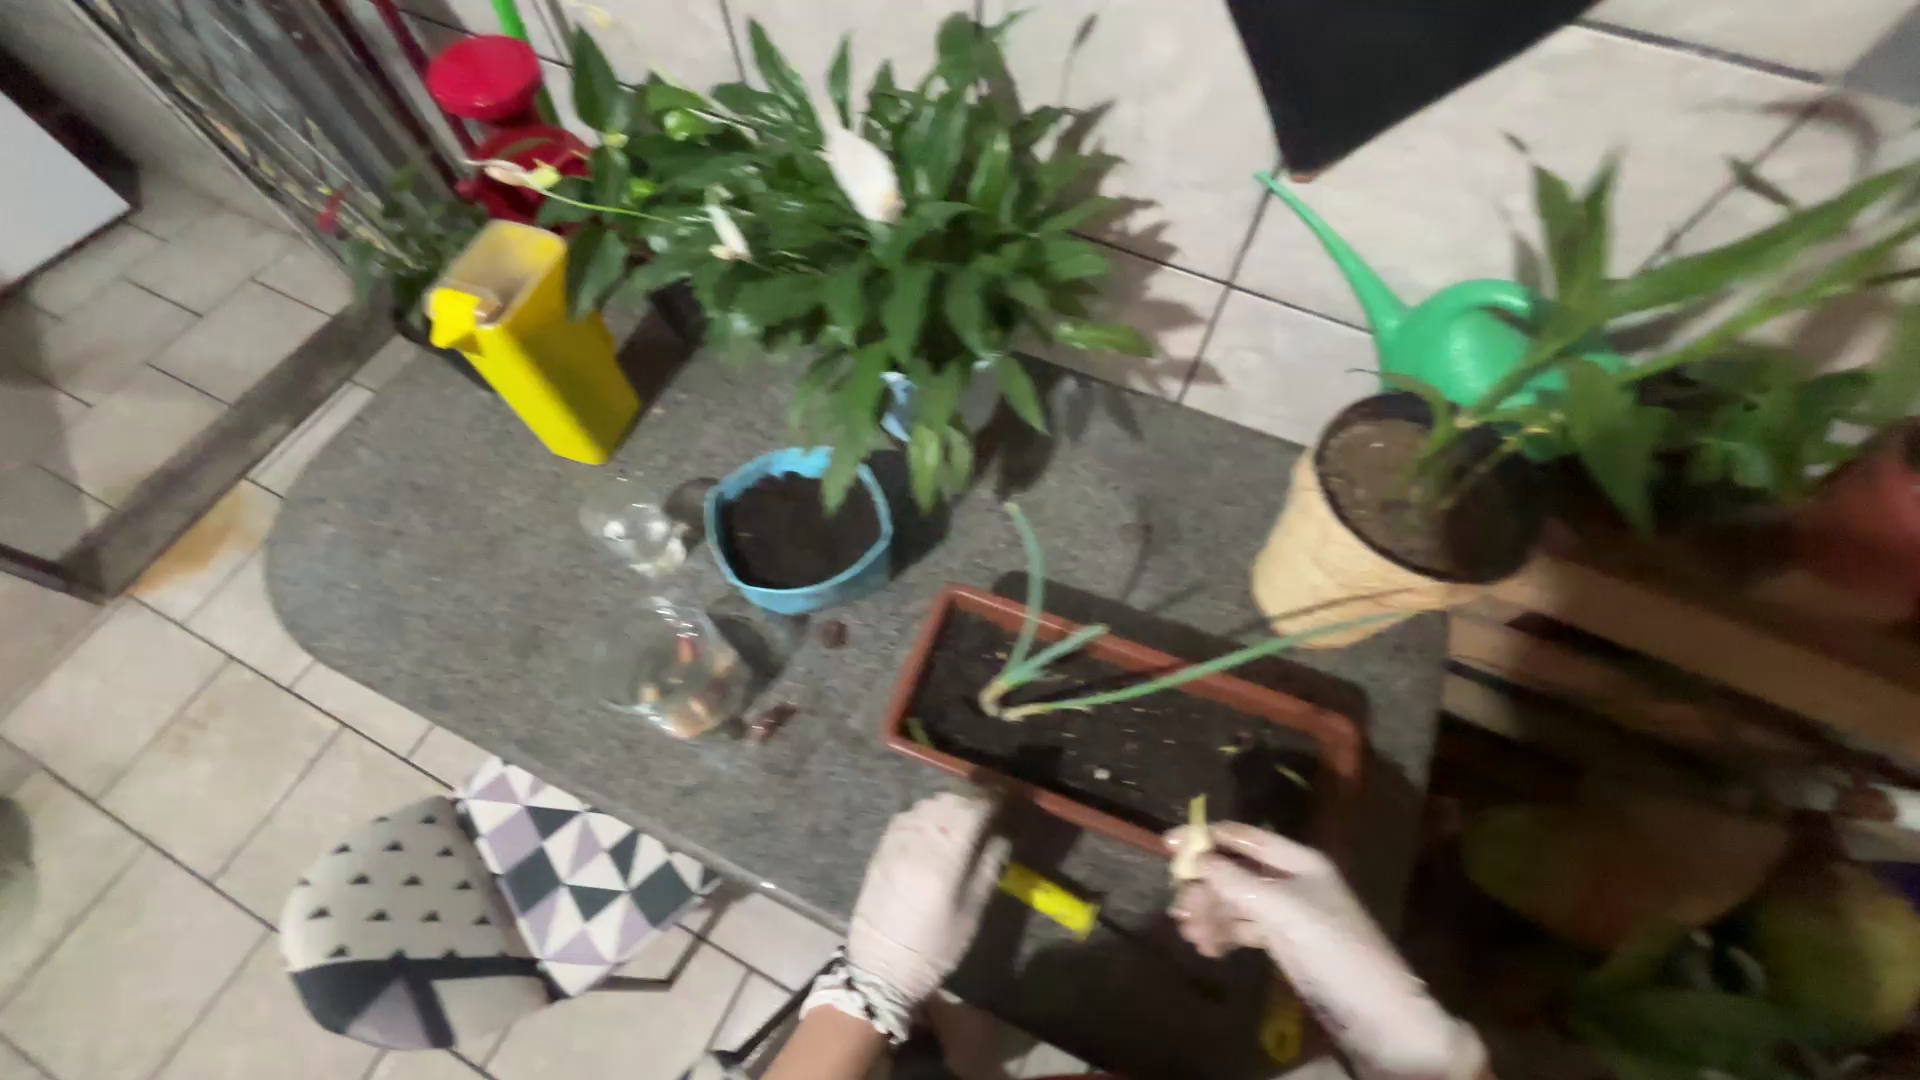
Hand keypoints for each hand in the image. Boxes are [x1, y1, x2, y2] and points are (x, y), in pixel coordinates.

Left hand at [847, 793, 1010, 1005]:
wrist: (879, 967)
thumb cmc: (933, 948)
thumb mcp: (971, 914)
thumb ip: (988, 868)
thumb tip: (1002, 837)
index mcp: (944, 859)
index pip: (972, 811)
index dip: (991, 800)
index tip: (1005, 799)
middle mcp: (919, 841)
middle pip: (949, 801)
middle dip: (972, 800)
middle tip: (988, 811)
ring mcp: (897, 840)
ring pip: (928, 804)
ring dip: (950, 804)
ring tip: (964, 818)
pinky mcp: (882, 846)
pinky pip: (909, 814)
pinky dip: (927, 812)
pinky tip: (936, 826)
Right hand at [1166, 823, 1485, 1079]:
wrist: (1379, 1016)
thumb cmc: (1334, 949)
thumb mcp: (1283, 910)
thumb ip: (1237, 881)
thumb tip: (1197, 857)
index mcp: (1297, 860)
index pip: (1242, 836)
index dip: (1205, 837)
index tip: (1168, 844)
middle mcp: (1289, 879)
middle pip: (1233, 871)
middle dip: (1205, 887)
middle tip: (1179, 908)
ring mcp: (1286, 912)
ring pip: (1234, 902)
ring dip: (1210, 914)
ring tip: (1191, 935)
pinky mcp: (1282, 942)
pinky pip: (1242, 928)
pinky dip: (1223, 934)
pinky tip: (1208, 948)